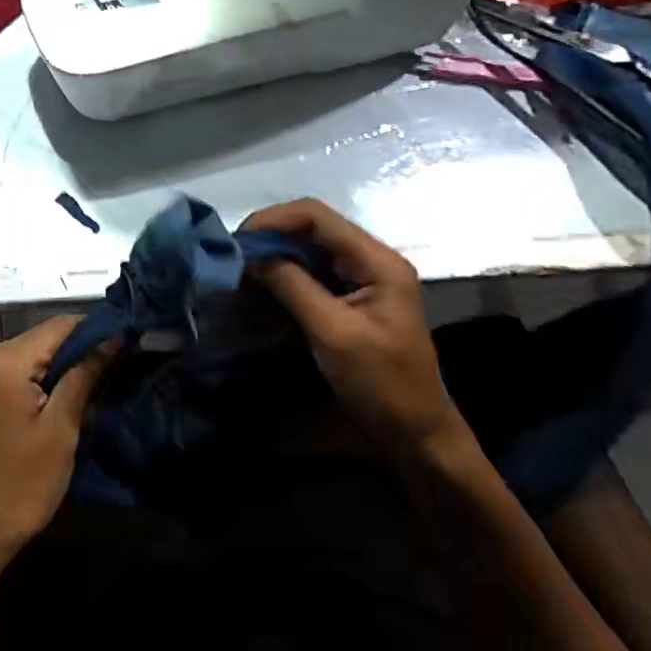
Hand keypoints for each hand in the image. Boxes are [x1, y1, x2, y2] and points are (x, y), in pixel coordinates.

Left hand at [0, 316, 112, 589]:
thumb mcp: (61, 428)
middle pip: (51, 335)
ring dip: (74, 361)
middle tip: (130, 359)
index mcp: (8, 358)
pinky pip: (30, 367)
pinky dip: (56, 375)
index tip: (136, 339)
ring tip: (113, 374)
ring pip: (42, 351)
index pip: (62, 324)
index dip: (100, 328)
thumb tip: (115, 336)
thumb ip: (85, 375)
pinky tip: (82, 390)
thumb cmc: (22, 482)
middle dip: (89, 344)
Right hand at [241, 199, 462, 455]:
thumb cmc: (381, 384)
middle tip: (233, 255)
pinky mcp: (350, 294)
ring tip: (241, 266)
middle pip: (311, 225)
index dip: (273, 220)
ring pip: (308, 245)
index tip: (237, 242)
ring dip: (273, 251)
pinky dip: (282, 269)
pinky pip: (310, 267)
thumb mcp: (332, 332)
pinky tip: (261, 282)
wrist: (416, 434)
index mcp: (377, 261)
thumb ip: (291, 285)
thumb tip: (249, 254)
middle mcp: (371, 259)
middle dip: (269, 234)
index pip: (316, 216)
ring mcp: (362, 276)